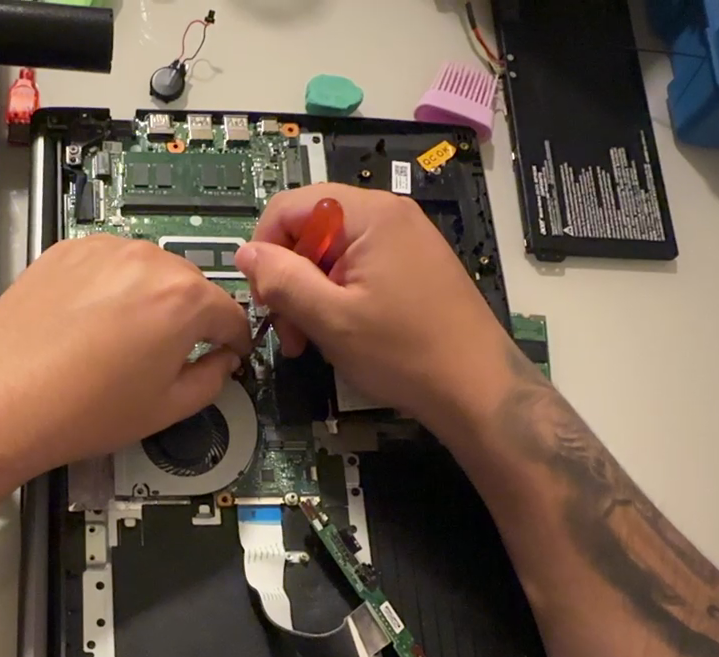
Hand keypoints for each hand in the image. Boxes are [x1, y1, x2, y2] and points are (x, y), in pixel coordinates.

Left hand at [0, 234, 251, 479]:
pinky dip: (108, 291)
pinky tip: (89, 330)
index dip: (234, 341)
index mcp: (182, 299)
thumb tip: (220, 363)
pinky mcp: (63, 252)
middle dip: (189, 321)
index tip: (227, 354)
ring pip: (145, 273)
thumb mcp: (165, 410)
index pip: (230, 313)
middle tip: (169, 359)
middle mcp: (145, 261)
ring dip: (147, 302)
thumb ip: (211, 381)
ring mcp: (100, 250)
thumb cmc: (78, 411)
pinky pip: (104, 267)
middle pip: (189, 287)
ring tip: (120, 348)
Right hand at [236, 184, 514, 416]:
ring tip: (309, 342)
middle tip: (288, 333)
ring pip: (329, 255)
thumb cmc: (401, 353)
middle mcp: (388, 215)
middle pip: (310, 229)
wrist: (474, 386)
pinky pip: (355, 270)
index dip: (265, 248)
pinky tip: (337, 335)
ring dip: (309, 296)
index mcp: (369, 215)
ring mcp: (403, 240)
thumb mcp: (330, 318)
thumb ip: (283, 280)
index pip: (290, 206)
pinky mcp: (410, 267)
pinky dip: (336, 300)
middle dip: (288, 279)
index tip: (264, 298)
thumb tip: (244, 252)